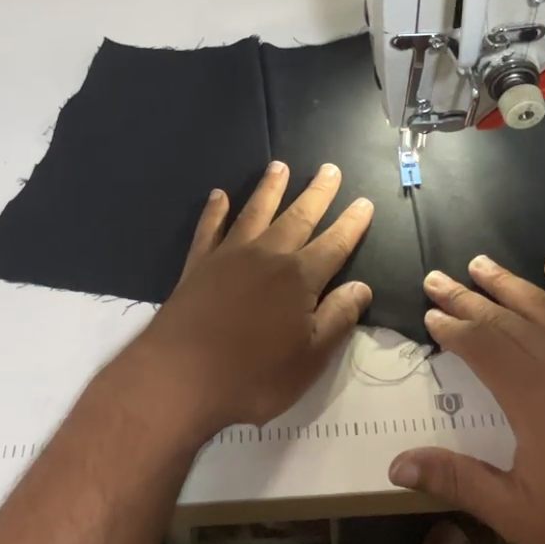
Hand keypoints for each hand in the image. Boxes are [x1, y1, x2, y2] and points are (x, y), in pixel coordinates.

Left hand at [106, 161, 373, 443]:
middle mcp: (267, 256)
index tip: (364, 201)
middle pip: (298, 217)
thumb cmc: (254, 377)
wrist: (179, 377)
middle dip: (317, 193)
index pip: (335, 244)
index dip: (352, 224)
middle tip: (330, 169)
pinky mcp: (197, 265)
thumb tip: (362, 287)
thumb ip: (337, 318)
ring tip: (280, 166)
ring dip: (270, 188)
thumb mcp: (310, 358)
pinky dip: (215, 210)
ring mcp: (229, 256)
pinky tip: (219, 195)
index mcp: (300, 279)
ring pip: (255, 212)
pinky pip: (209, 228)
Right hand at [387, 255, 544, 543]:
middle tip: (437, 279)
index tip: (430, 314)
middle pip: (506, 320)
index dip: (452, 328)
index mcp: (531, 396)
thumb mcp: (517, 513)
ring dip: (510, 284)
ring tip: (480, 264)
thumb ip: (457, 481)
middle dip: (468, 299)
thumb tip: (396, 465)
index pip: (481, 346)